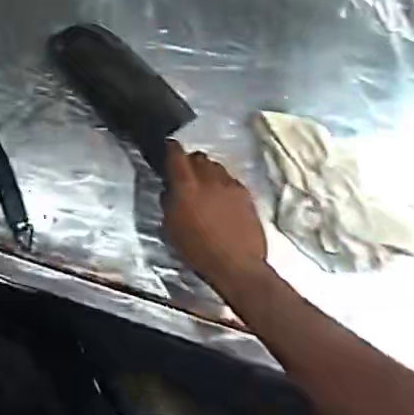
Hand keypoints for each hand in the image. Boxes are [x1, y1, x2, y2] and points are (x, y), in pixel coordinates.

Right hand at [162, 140, 269, 291]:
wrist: (237, 266)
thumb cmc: (199, 251)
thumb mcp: (172, 229)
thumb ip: (168, 203)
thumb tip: (169, 190)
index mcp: (186, 185)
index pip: (176, 153)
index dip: (171, 149)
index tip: (169, 149)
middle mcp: (208, 178)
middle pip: (197, 157)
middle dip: (191, 163)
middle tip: (188, 177)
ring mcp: (229, 184)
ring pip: (215, 166)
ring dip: (208, 173)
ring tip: (206, 189)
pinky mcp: (245, 193)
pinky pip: (230, 180)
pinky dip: (223, 185)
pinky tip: (223, 200)